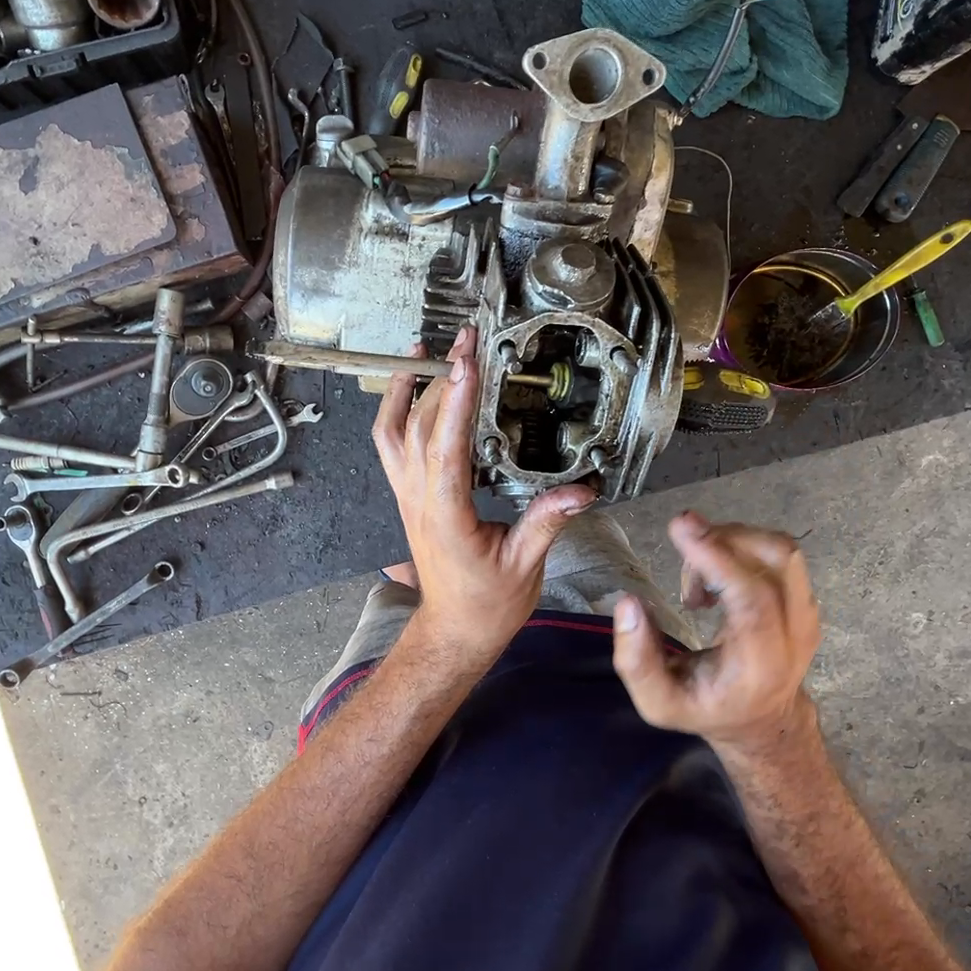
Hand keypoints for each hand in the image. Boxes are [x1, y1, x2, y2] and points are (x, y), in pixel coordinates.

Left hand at [373, 326, 595, 663]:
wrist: (454, 628)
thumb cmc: (487, 604)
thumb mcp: (524, 565)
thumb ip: (547, 523)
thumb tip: (580, 491)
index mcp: (446, 515)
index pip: (447, 448)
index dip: (456, 403)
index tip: (466, 363)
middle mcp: (418, 499)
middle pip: (420, 427)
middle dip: (442, 380)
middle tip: (466, 342)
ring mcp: (407, 495)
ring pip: (393, 431)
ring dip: (406, 387)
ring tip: (425, 350)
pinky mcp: (407, 494)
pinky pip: (390, 445)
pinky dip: (394, 410)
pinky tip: (408, 387)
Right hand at [611, 512, 819, 745]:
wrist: (761, 721)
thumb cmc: (707, 708)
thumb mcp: (658, 703)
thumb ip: (636, 661)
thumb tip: (628, 603)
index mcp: (761, 663)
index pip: (752, 597)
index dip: (717, 558)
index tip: (680, 526)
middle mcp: (796, 633)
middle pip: (771, 559)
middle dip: (717, 545)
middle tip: (684, 579)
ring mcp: (807, 613)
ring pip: (778, 548)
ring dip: (728, 546)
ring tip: (698, 584)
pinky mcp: (805, 598)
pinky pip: (778, 553)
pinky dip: (741, 549)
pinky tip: (716, 580)